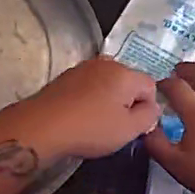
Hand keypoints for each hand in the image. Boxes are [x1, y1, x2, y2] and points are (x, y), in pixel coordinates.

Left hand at [0, 58, 160, 159]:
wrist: (41, 126)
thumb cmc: (90, 129)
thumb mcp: (129, 130)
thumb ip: (149, 116)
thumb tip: (153, 107)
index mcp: (125, 73)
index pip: (151, 86)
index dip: (147, 108)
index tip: (134, 126)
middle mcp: (105, 63)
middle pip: (128, 82)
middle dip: (127, 102)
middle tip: (116, 126)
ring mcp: (83, 68)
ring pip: (107, 84)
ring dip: (107, 101)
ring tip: (96, 123)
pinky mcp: (65, 77)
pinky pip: (88, 87)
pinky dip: (89, 99)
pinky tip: (79, 117)